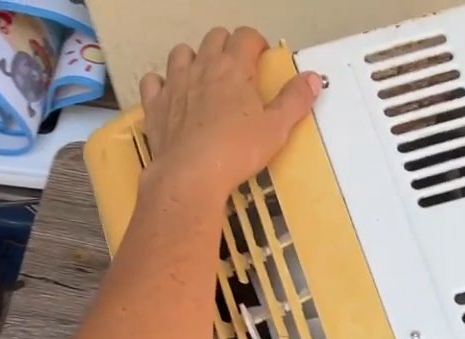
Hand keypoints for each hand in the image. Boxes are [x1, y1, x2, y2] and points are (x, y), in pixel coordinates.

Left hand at [138, 27, 322, 204]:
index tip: (261, 57)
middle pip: (214, 38)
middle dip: (227, 46)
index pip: (246, 36)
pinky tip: (171, 94)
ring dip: (193, 59)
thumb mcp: (275, 129)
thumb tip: (311, 80)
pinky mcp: (156, 106)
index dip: (256, 43)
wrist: (192, 175)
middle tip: (236, 68)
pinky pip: (153, 81)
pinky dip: (161, 84)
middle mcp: (203, 67)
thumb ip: (294, 101)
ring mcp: (175, 84)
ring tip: (203, 77)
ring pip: (181, 53)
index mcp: (234, 67)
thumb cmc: (235, 152)